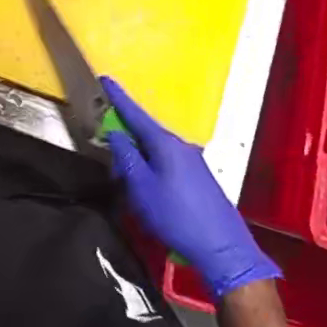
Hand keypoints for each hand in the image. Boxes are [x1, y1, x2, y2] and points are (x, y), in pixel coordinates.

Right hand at [101, 77, 280, 299]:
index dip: (118, 99)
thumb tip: (116, 134)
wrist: (220, 246)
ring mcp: (192, 162)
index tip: (105, 80)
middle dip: (124, 143)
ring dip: (136, 162)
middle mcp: (181, 147)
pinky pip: (165, 164)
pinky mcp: (197, 178)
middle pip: (145, 134)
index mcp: (166, 144)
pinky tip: (145, 192)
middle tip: (110, 168)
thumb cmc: (175, 215)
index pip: (136, 115)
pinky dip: (149, 170)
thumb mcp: (140, 187)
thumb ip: (126, 157)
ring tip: (126, 187)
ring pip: (154, 152)